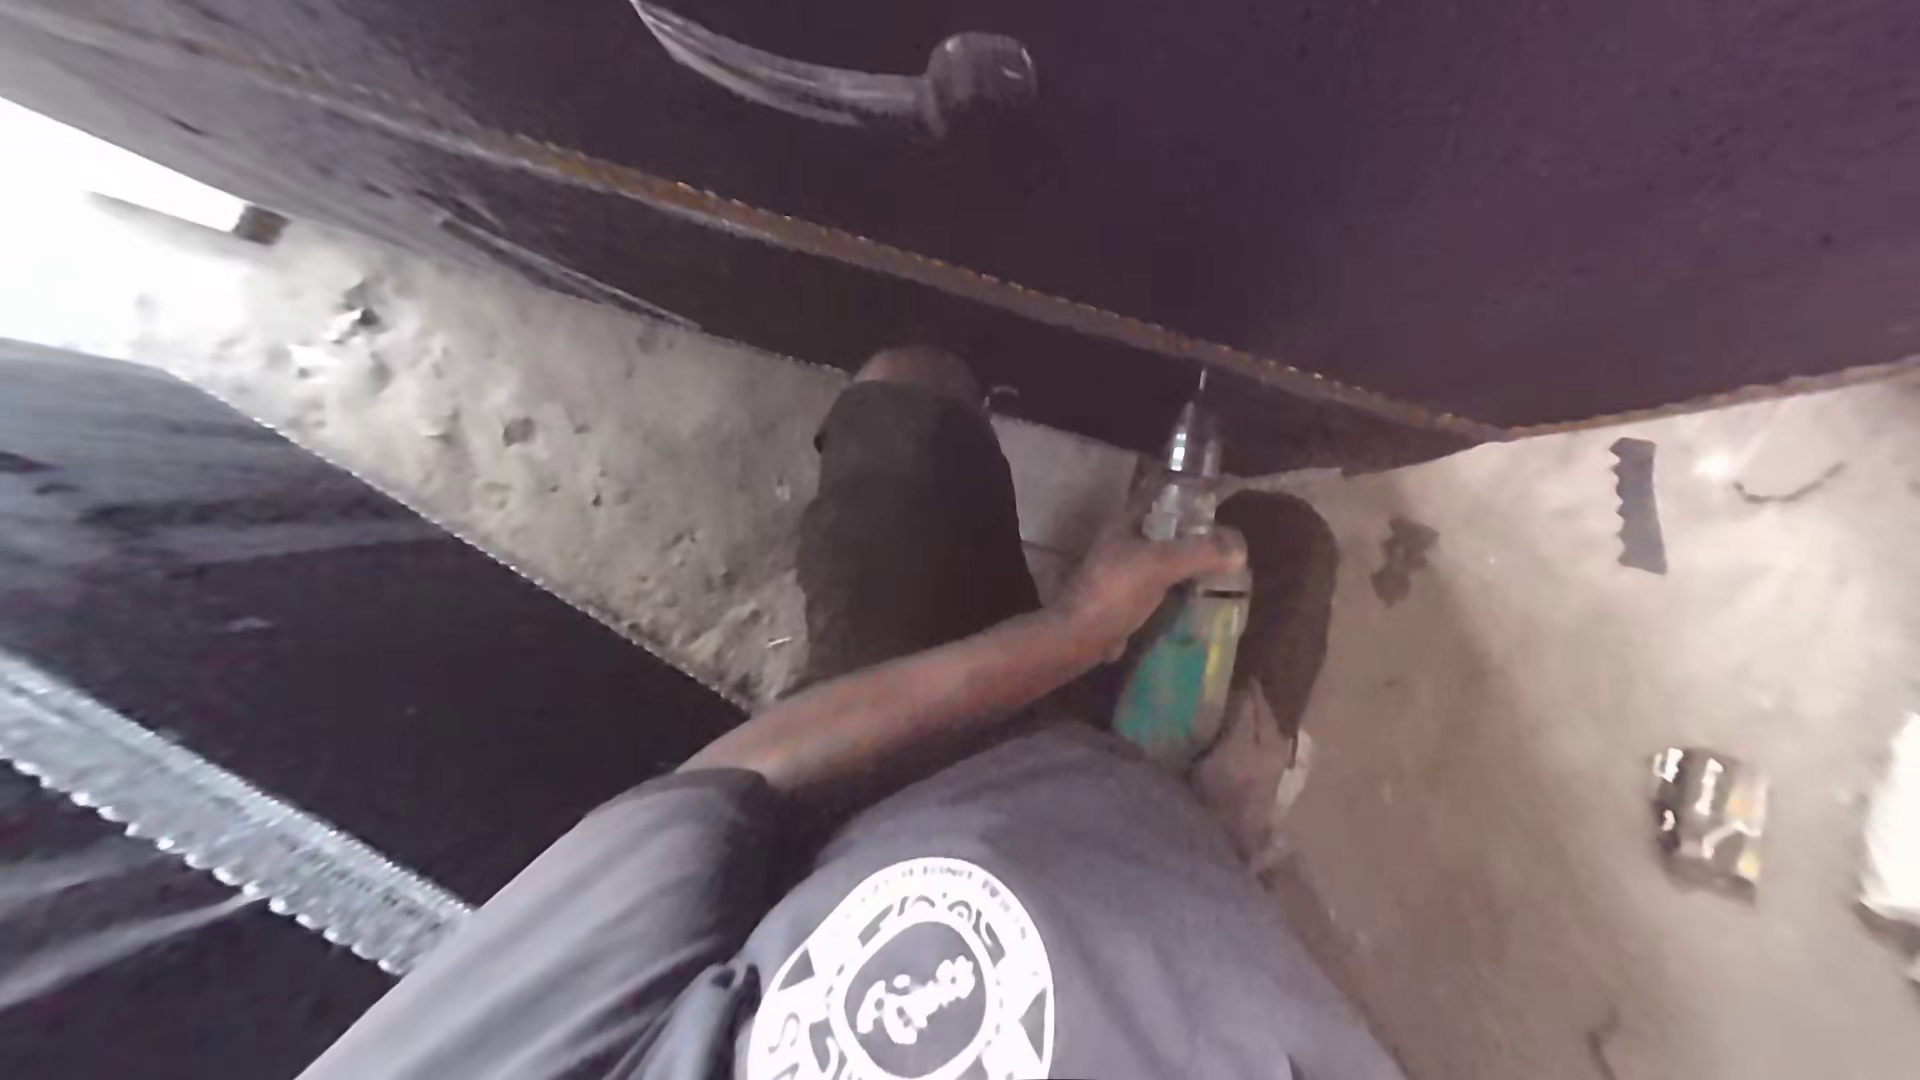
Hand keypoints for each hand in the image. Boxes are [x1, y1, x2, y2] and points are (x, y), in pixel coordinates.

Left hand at [1051, 482, 1246, 656]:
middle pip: (1166, 526)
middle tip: (1230, 539)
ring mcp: (1125, 568)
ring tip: (1225, 565)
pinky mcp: (1130, 595)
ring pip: (1165, 555)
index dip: (1187, 492)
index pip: (1159, 493)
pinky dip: (1182, 583)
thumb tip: (1239, 549)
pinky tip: (1204, 591)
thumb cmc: (1114, 591)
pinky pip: (1163, 581)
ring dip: (1191, 559)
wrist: (1082, 636)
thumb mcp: (1159, 564)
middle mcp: (1123, 540)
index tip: (1220, 499)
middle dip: (1196, 531)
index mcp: (1125, 522)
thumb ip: (1199, 552)